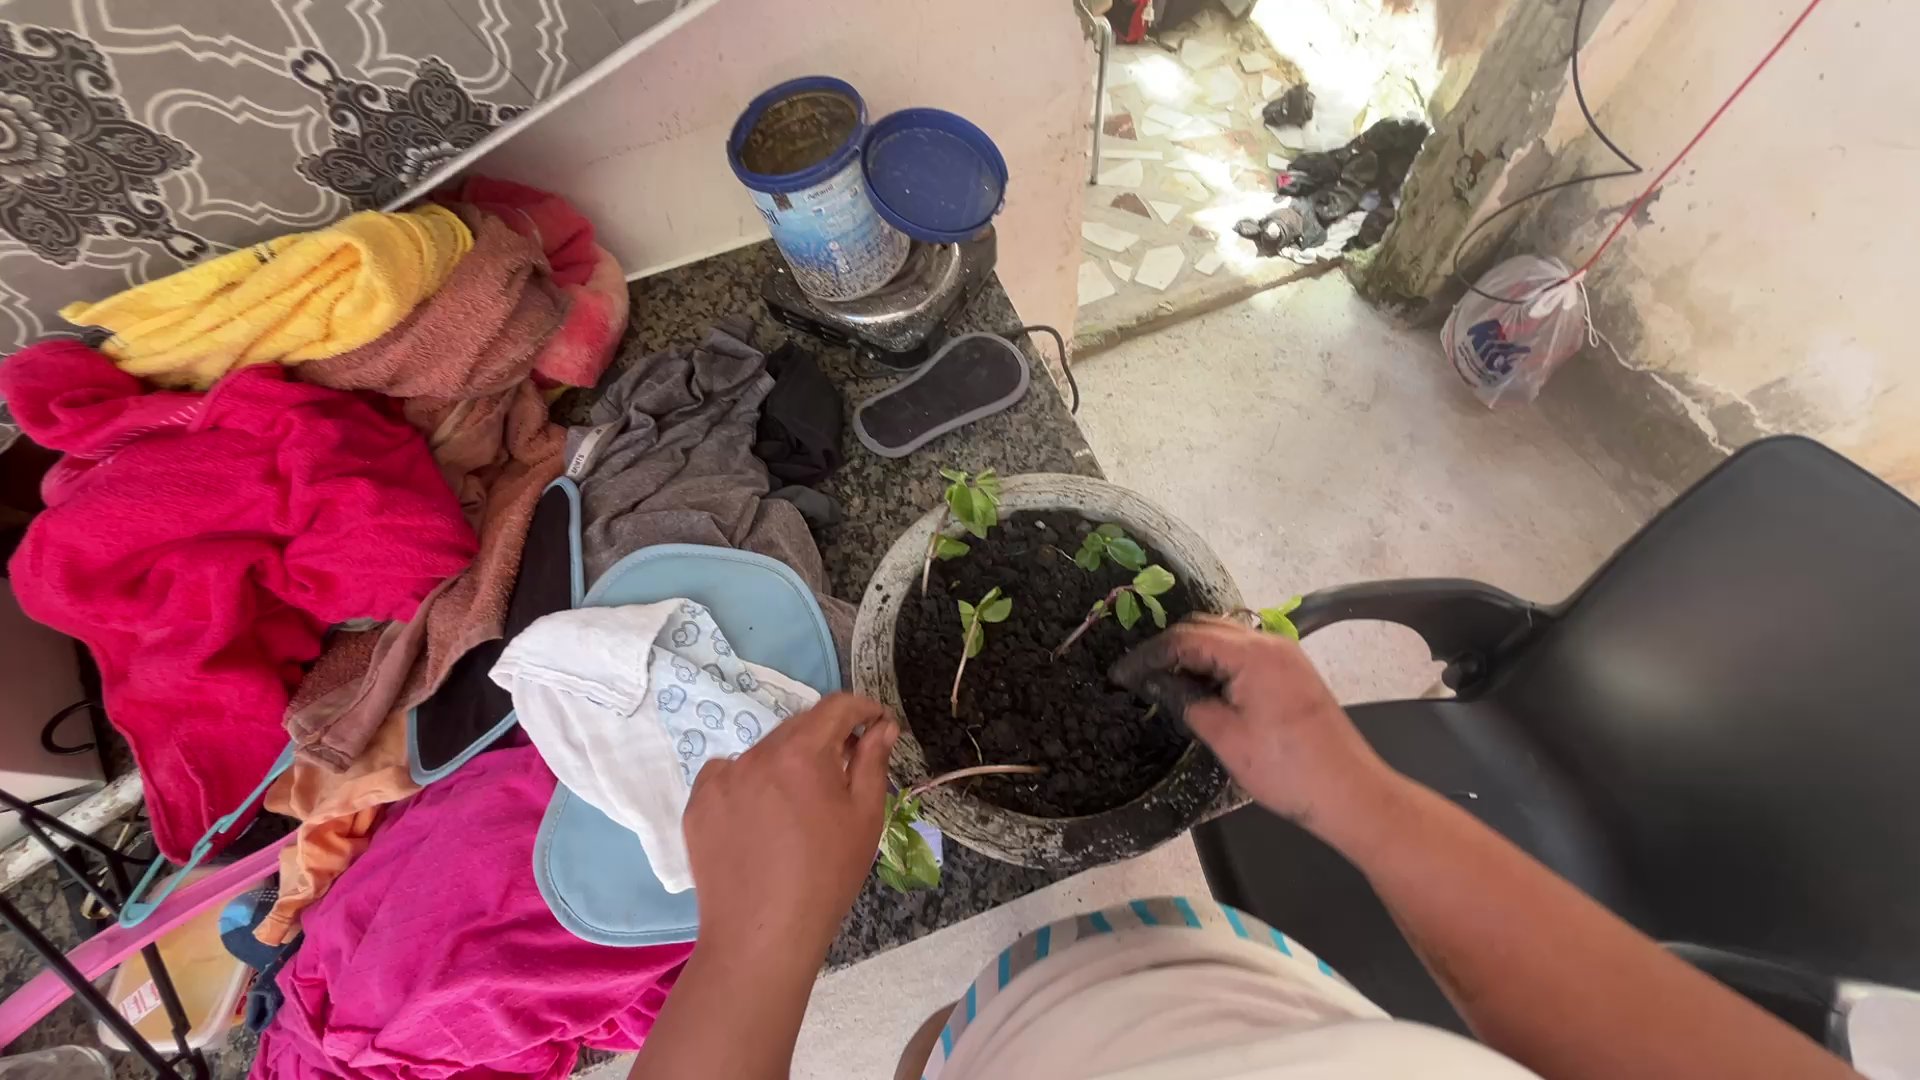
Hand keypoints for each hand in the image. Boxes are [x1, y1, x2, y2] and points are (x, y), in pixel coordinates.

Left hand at [682, 693, 897, 958]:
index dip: (862, 709)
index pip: (836, 707)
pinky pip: (729, 774)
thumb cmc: (826, 876)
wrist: (762, 937)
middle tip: (844, 769)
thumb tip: (882, 726)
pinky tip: (760, 815)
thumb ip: (873, 761)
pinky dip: (749, 780)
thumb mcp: (865, 816)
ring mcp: (722, 778)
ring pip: (765, 751)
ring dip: (788, 761)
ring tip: (799, 804)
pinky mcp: (698, 804)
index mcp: (802, 752)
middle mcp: (758, 753)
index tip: (876, 723)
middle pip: (800, 726)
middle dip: (827, 737)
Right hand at [1110, 618, 1396, 832]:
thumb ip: (1184, 699)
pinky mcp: (1290, 671)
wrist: (1351, 795)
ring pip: (1223, 637)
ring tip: (1162, 681)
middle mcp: (1269, 643)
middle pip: (1204, 628)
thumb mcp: (1225, 736)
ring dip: (1191, 653)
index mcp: (1252, 654)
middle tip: (1139, 676)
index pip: (1185, 639)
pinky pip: (1241, 652)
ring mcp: (1284, 655)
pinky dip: (1214, 662)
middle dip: (1167, 648)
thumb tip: (1153, 681)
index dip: (1149, 655)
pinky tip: (1198, 685)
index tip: (1121, 676)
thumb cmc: (1286, 770)